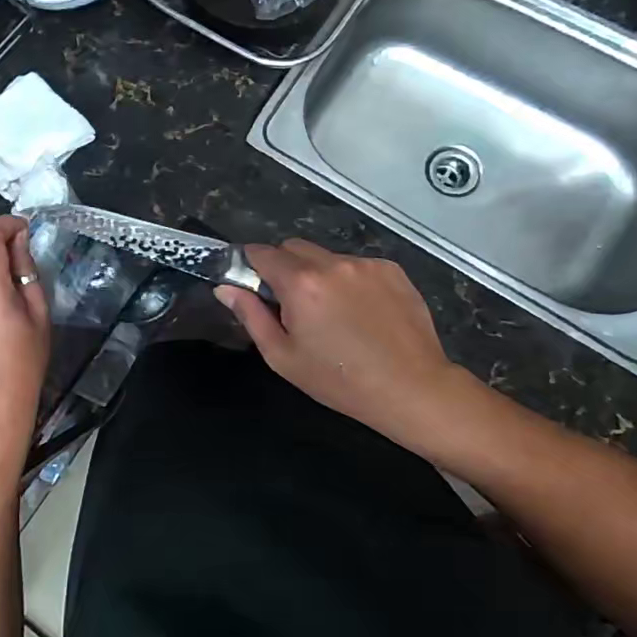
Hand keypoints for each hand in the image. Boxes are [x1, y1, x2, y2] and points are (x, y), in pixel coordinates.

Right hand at [216, 240, 461, 437]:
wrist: (411, 388)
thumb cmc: (339, 381)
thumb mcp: (283, 357)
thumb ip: (251, 316)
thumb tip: (226, 288)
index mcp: (301, 284)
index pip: (262, 252)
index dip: (252, 265)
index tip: (254, 286)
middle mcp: (333, 264)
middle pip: (293, 247)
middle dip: (284, 267)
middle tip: (292, 305)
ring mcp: (366, 264)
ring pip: (327, 257)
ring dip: (319, 274)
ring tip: (334, 314)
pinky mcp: (392, 270)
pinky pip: (357, 265)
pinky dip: (349, 280)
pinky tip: (362, 313)